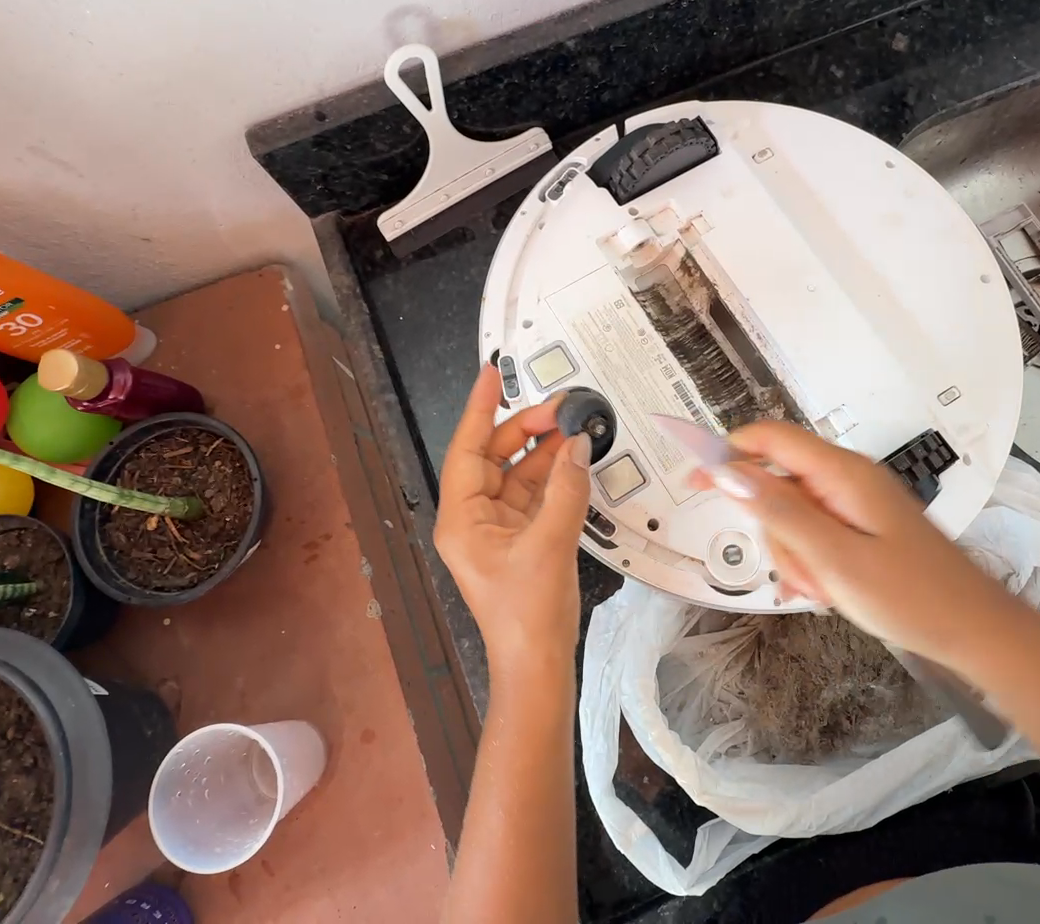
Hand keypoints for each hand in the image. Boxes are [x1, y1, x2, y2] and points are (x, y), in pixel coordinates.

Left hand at [434, 366, 592, 679]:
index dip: (480, 409)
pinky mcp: (522, 539)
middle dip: (525, 429)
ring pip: (518, 475)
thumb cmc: (529, 612)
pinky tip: (575, 459)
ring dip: (544, 452)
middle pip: (495, 457)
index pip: (468, 449)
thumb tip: (578, 445)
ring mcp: (498, 529)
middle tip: (560, 407)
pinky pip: (535, 496)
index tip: (492, 374)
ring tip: (574, 426)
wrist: (539, 665)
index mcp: (462, 518)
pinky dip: (554, 477)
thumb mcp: (550, 544)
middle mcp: (474, 518)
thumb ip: (566, 489)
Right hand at [693, 421, 1013, 661]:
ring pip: (791, 513)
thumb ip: (779, 511)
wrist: (975, 629)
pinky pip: (814, 531)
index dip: (725, 453)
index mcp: (841, 473)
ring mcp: (855, 500)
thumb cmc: (911, 596)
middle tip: (798, 572)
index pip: (769, 439)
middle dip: (773, 529)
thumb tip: (729, 471)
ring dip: (793, 553)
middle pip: (776, 482)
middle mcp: (847, 476)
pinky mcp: (860, 523)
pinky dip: (810, 560)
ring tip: (822, 588)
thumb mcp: (834, 558)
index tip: (693, 482)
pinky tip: (828, 589)